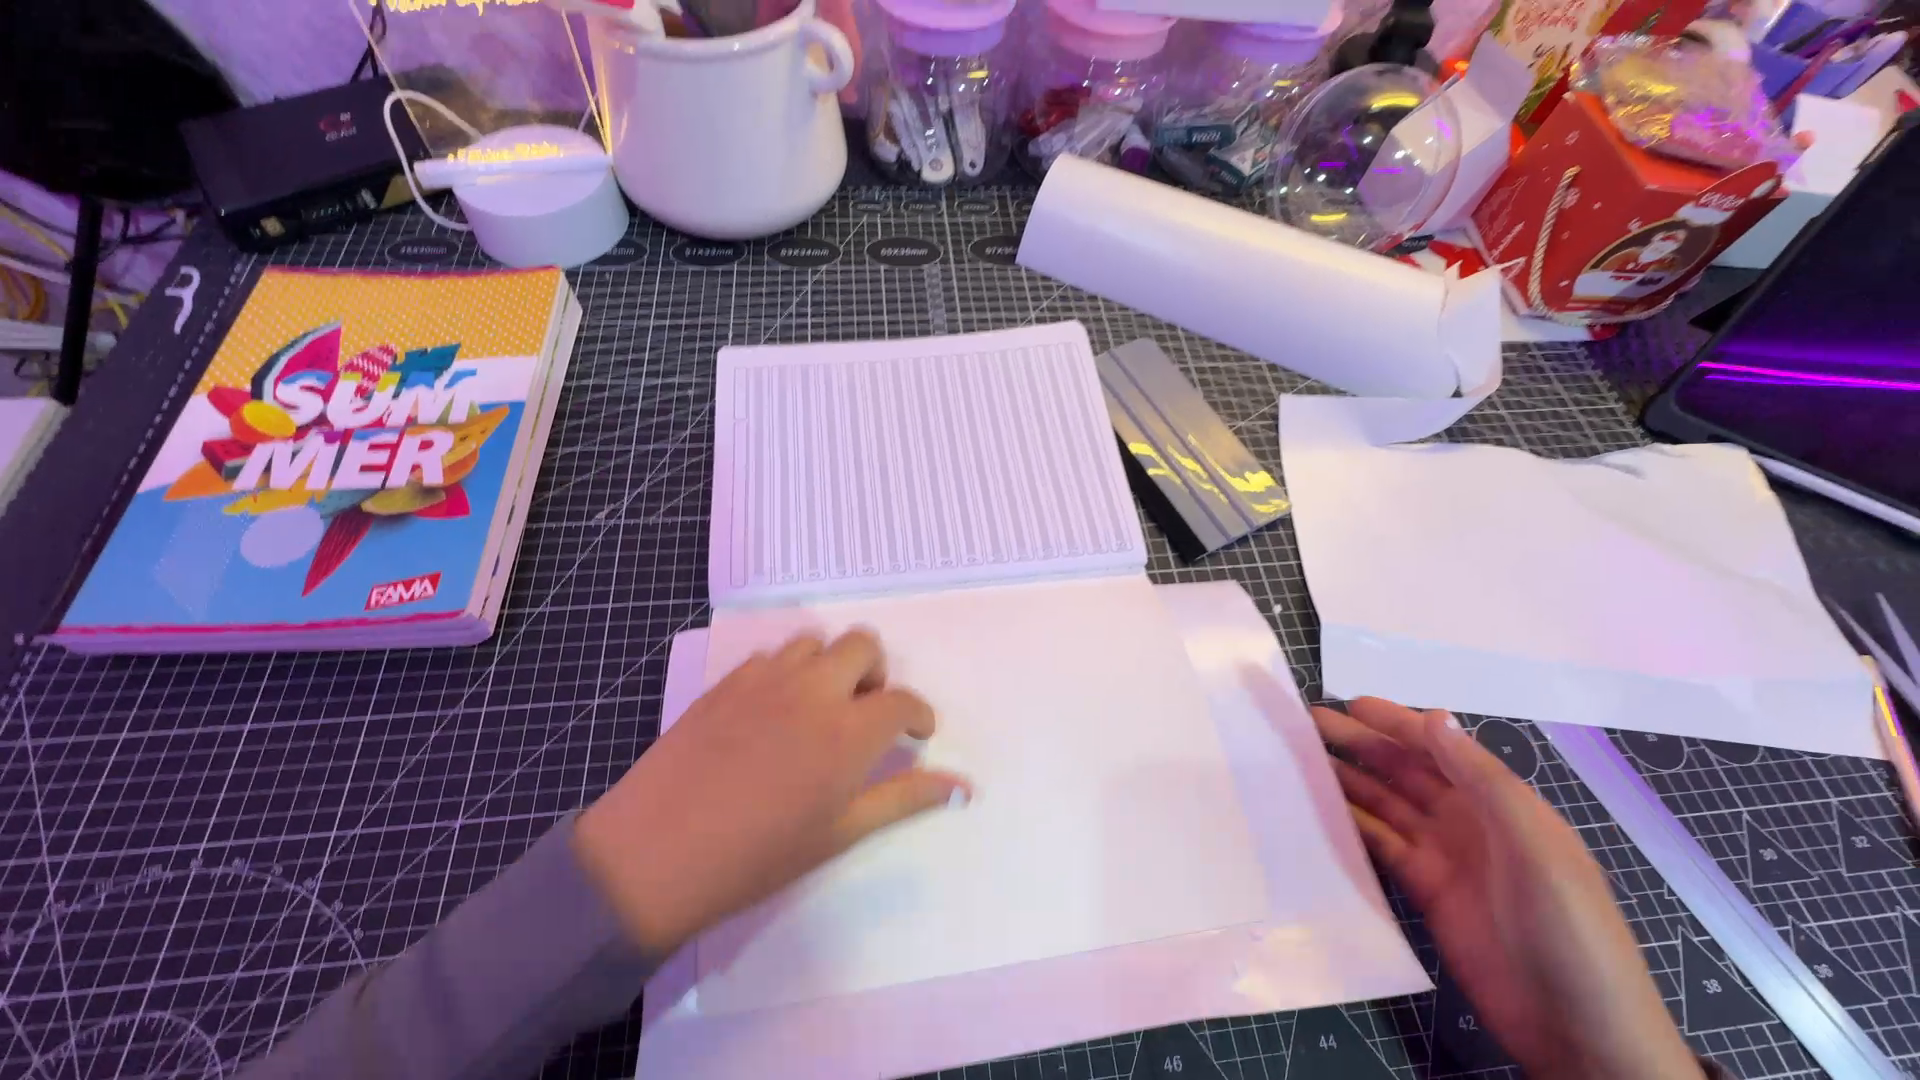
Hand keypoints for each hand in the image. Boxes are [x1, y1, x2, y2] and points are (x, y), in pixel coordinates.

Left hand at [572, 629, 968, 956]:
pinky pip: (770, 657)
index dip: (918, 715)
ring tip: (820, 709)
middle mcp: (812, 690)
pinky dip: (787, 674)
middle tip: (866, 714)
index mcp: (847, 731)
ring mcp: (765, 680)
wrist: (654, 854)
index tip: (916, 735)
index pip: (902, 700)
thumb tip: (963, 788)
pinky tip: (773, 714)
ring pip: (815, 643)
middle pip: (863, 646)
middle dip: (877, 674)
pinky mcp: (726, 683)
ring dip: (831, 667)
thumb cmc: (756, 857)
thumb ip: (903, 799)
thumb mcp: (839, 833)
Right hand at [1315, 698, 1699, 1079]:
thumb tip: (1435, 717)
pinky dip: (1351, 827)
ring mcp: (1445, 859)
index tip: (1349, 704)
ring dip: (1348, 782)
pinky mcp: (1425, 894)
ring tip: (1300, 761)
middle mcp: (1470, 822)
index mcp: (1502, 804)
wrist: (1579, 1032)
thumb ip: (1483, 781)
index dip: (1398, 724)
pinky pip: (1381, 848)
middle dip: (1362, 745)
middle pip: (1406, 773)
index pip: (1441, 749)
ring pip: (1386, 806)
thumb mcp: (1535, 848)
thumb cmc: (1569, 930)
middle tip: (1309, 724)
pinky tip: (1318, 812)